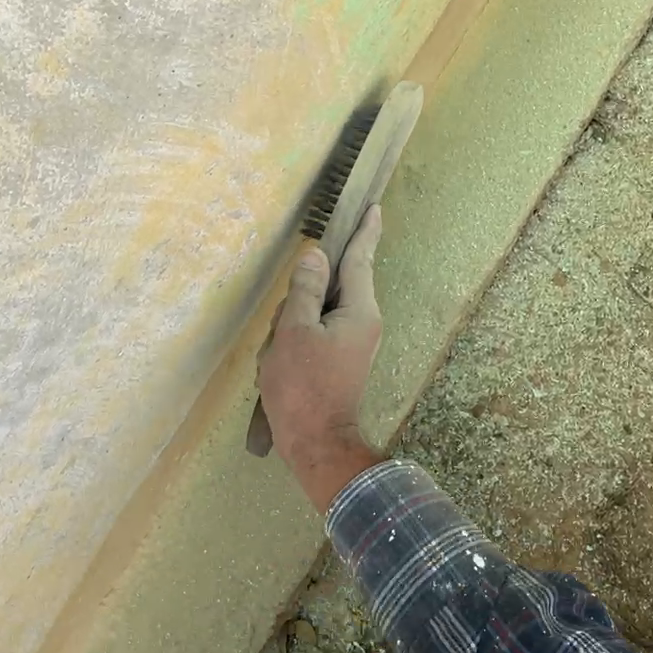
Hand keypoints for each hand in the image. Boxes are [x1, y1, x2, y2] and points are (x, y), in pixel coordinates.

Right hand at [257, 205, 386, 512]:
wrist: (316, 445)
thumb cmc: (304, 386)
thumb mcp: (295, 330)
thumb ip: (306, 290)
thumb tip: (316, 257)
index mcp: (360, 311)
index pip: (360, 260)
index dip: (365, 232)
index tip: (374, 207)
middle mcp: (364, 323)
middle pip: (334, 284)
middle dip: (305, 292)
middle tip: (287, 316)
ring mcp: (353, 343)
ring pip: (319, 310)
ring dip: (294, 322)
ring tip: (278, 353)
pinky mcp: (340, 359)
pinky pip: (316, 331)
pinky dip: (296, 337)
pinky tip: (279, 360)